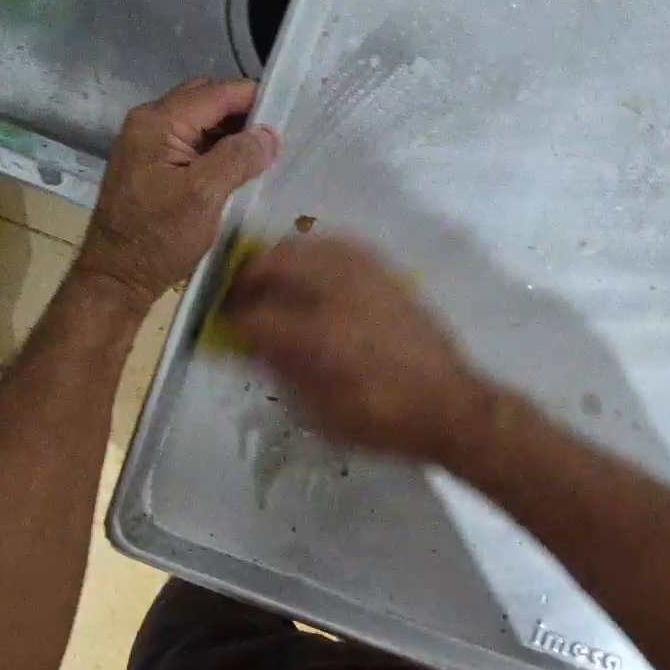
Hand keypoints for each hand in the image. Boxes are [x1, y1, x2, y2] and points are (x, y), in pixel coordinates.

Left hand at [76, 79, 280, 308]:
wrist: (118, 277)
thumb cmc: (159, 238)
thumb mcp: (204, 196)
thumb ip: (237, 158)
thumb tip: (269, 134)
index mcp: (157, 122)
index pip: (214, 93)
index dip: (252, 99)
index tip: (286, 113)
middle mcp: (147, 124)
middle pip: (204, 102)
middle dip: (240, 115)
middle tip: (274, 139)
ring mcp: (146, 147)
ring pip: (197, 125)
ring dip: (228, 136)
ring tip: (259, 157)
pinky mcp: (149, 169)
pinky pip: (188, 147)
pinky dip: (213, 152)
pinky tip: (234, 172)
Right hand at [225, 237, 494, 462]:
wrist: (450, 406)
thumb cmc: (382, 422)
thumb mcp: (321, 413)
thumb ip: (282, 373)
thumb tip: (252, 346)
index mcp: (318, 337)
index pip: (255, 317)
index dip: (230, 321)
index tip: (220, 327)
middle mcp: (338, 296)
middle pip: (276, 264)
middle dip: (248, 278)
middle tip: (238, 296)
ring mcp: (365, 279)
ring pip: (307, 246)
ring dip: (279, 259)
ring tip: (269, 278)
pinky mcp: (387, 275)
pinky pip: (342, 247)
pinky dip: (316, 252)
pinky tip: (311, 268)